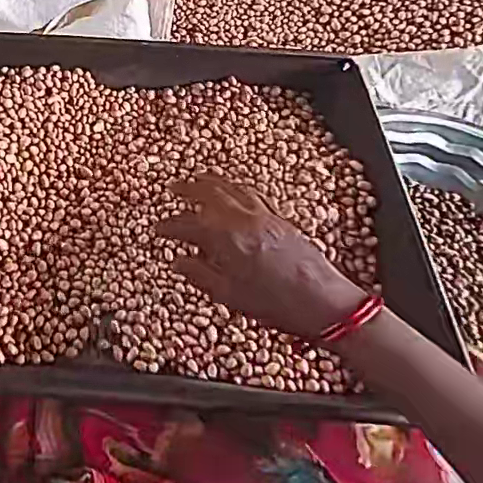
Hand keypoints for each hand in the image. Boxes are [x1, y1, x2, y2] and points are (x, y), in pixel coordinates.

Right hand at [156, 175, 369, 340]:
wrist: (323, 301)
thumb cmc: (277, 304)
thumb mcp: (229, 295)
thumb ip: (200, 274)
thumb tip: (178, 262)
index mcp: (226, 239)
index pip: (189, 226)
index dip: (170, 226)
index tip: (159, 229)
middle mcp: (243, 220)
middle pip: (210, 194)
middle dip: (188, 189)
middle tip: (174, 187)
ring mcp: (263, 216)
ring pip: (233, 188)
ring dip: (212, 181)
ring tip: (199, 178)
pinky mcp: (280, 218)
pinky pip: (253, 194)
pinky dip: (237, 188)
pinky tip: (234, 190)